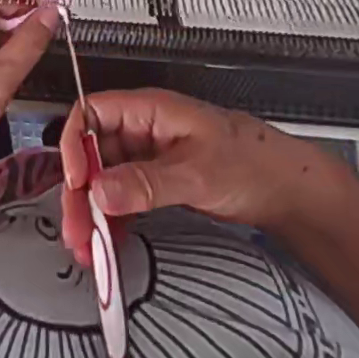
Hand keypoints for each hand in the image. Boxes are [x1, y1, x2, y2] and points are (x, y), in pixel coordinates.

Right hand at [58, 88, 347, 262]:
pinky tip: (108, 243)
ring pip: (103, 178)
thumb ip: (146, 182)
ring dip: (91, 211)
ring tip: (88, 247)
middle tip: (78, 229)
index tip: (74, 181)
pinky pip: (121, 196)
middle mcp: (142, 129)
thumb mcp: (196, 173)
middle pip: (92, 152)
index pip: (92, 114)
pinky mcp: (155, 180)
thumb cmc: (251, 161)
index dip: (75, 144)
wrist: (284, 186)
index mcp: (149, 110)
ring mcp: (148, 156)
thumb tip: (100, 190)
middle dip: (79, 191)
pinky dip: (110, 219)